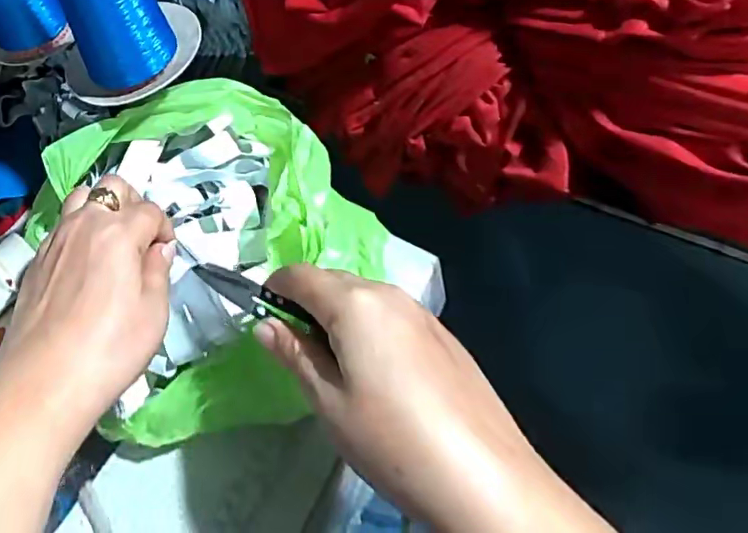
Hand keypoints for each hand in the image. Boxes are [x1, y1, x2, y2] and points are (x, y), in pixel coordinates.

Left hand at [0, 174, 174, 426]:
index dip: (164, 229)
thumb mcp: (153, 313)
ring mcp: (55, 240)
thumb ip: (159, 271)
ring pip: (81, 199)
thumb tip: (158, 250)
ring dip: (101, 210)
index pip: (151, 210)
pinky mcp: (34, 261)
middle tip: (139, 237)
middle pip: (113, 187)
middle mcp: (85, 225)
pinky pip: (61, 228)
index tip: (165, 252)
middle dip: (133, 203)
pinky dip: (77, 232)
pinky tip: (82, 265)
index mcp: (119, 232)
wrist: (39, 386)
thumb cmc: (107, 350)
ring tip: (109, 242)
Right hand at [257, 266, 610, 532]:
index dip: (275, 289)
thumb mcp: (330, 404)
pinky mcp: (441, 332)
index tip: (263, 316)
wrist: (483, 473)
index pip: (300, 275)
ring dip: (340, 315)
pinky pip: (392, 314)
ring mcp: (420, 310)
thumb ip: (295, 356)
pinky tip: (380, 374)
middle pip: (334, 281)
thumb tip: (266, 325)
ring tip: (336, 366)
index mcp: (355, 302)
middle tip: (296, 349)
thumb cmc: (393, 439)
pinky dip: (372, 327)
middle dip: (307, 302)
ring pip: (365, 296)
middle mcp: (388, 292)